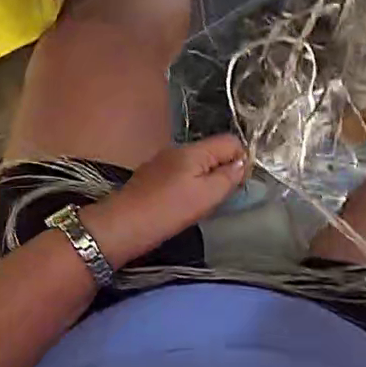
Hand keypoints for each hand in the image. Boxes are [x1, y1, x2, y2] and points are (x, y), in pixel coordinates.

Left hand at [80, 135, 246, 264]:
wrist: (122, 225)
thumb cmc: (168, 211)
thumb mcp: (206, 196)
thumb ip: (228, 177)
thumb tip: (243, 162)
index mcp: (193, 150)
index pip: (230, 141)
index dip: (242, 159)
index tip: (242, 184)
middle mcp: (177, 149)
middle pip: (212, 151)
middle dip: (224, 170)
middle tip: (224, 197)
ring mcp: (162, 162)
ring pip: (197, 164)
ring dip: (207, 179)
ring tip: (204, 204)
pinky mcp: (152, 176)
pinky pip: (181, 173)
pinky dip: (189, 185)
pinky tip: (183, 204)